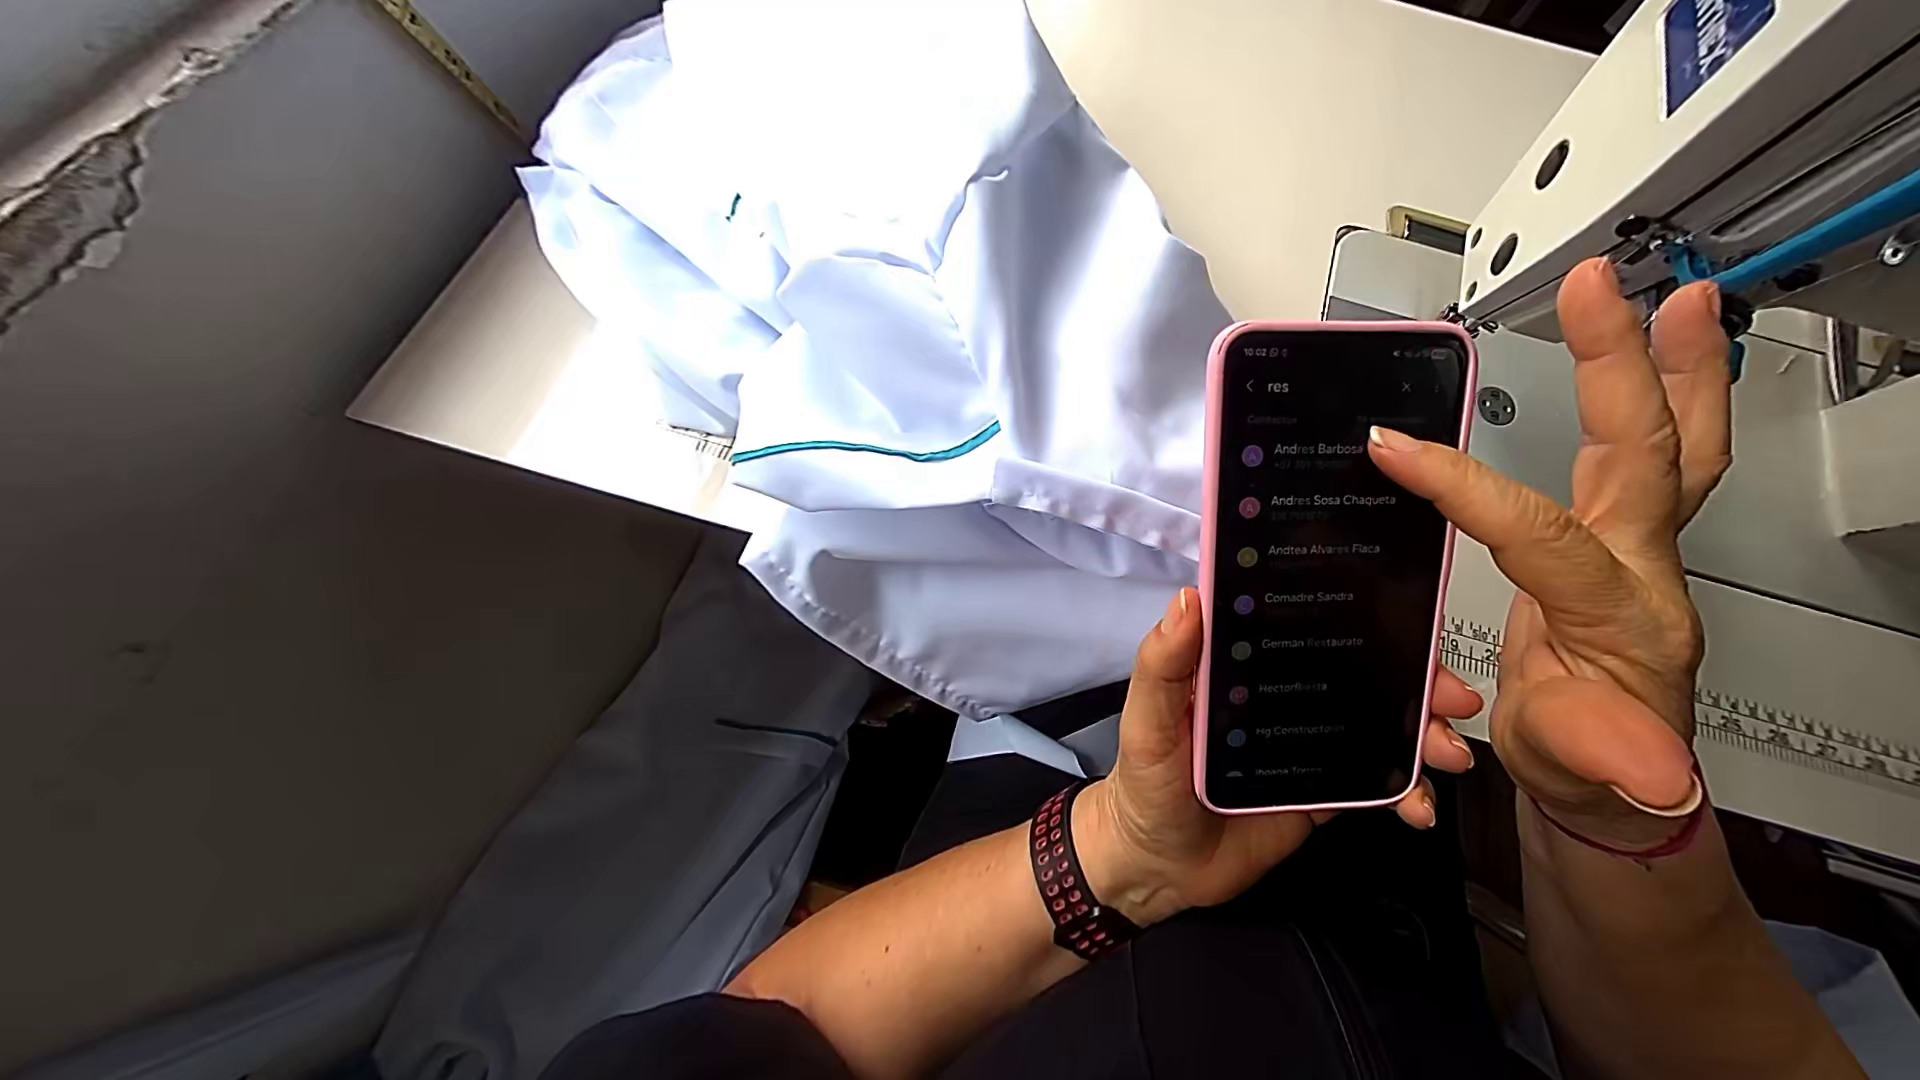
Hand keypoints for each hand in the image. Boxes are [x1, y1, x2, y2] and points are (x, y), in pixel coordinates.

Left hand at [1074, 587, 1484, 923]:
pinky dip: (1405, 791)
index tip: (1404, 625)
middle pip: (1352, 673)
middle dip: (1411, 679)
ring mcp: (1300, 743)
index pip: (1299, 629)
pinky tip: (1414, 806)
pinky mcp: (1318, 790)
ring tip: (1445, 753)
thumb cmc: (1143, 785)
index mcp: (1235, 671)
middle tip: (1449, 697)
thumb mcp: (1147, 723)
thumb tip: (1189, 602)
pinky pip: (1374, 783)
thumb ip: (1162, 667)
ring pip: (1374, 724)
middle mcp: (1273, 698)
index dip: (1353, 622)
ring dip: (1421, 733)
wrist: (1158, 866)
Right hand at [1367, 258, 1730, 846]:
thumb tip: (1642, 769)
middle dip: (1628, 366)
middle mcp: (1638, 569)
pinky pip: (1652, 466)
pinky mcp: (1612, 550)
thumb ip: (1601, 757)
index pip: (1534, 528)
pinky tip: (1641, 375)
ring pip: (1672, 448)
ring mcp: (1633, 554)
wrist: (1611, 777)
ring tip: (1667, 299)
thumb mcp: (1579, 771)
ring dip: (1670, 369)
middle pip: (1651, 452)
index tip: (1391, 445)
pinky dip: (1658, 408)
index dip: (1459, 483)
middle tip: (1612, 291)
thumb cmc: (1582, 765)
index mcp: (1614, 614)